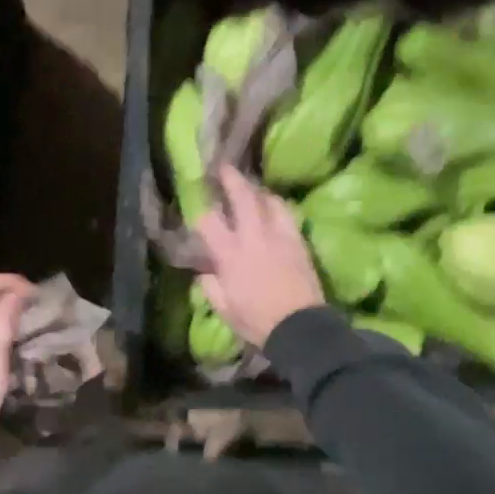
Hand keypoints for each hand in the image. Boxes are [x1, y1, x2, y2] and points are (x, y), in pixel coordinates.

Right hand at [196, 165, 326, 346]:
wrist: (298, 326)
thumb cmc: (256, 321)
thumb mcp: (225, 309)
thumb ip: (211, 286)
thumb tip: (205, 272)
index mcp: (230, 254)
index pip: (209, 220)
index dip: (200, 206)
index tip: (196, 196)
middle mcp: (253, 236)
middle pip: (242, 196)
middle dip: (231, 178)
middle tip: (223, 167)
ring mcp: (279, 235)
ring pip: (268, 199)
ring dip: (257, 190)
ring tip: (251, 189)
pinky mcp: (298, 240)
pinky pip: (286, 213)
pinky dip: (276, 205)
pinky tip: (272, 208)